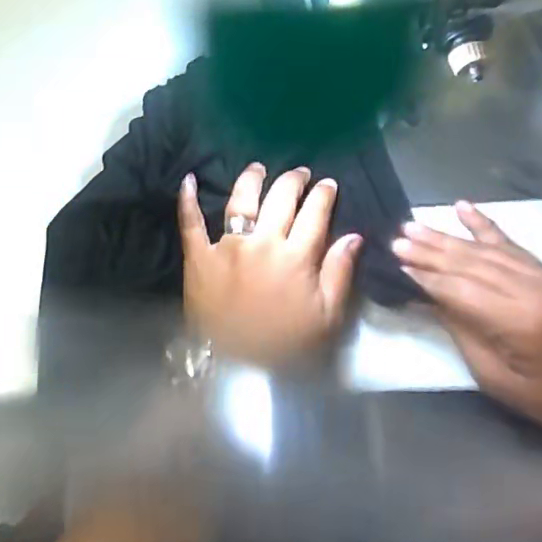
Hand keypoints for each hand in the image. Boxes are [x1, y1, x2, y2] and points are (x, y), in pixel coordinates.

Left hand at [177, 163, 362, 367]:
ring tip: (259, 168)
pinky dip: (187, 199)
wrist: (234, 373)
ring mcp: (227, 247)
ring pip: (241, 200)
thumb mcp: (326, 317)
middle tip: (301, 173)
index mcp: (296, 257)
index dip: (324, 194)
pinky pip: (190, 223)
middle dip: (294, 180)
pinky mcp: (198, 258)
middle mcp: (262, 243)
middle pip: (281, 198)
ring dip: (252, 179)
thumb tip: (354, 235)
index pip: (314, 213)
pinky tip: (188, 178)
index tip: (328, 184)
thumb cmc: (286, 346)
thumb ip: (339, 272)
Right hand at [393, 202, 541, 451]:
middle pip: (474, 263)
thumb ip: (466, 334)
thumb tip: (432, 299)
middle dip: (432, 250)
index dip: (426, 276)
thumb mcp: (501, 381)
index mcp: (522, 323)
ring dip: (451, 237)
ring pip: (491, 251)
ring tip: (416, 225)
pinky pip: (516, 248)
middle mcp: (537, 290)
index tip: (396, 261)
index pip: (461, 289)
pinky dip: (488, 228)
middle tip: (398, 236)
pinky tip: (465, 210)